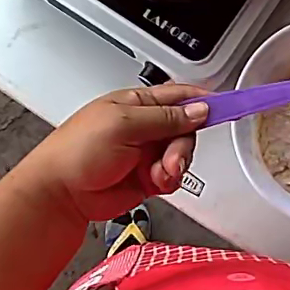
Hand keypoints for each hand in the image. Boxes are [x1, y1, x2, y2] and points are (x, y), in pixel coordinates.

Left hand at [14, 84, 210, 222]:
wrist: (61, 193)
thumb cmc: (77, 151)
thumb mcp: (124, 124)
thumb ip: (165, 117)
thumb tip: (199, 110)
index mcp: (137, 103)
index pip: (180, 95)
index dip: (204, 101)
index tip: (229, 107)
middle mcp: (144, 126)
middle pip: (187, 129)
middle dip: (184, 145)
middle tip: (171, 157)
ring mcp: (146, 152)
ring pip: (182, 155)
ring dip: (176, 165)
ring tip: (157, 174)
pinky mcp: (147, 177)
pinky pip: (173, 176)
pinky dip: (168, 180)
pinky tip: (154, 183)